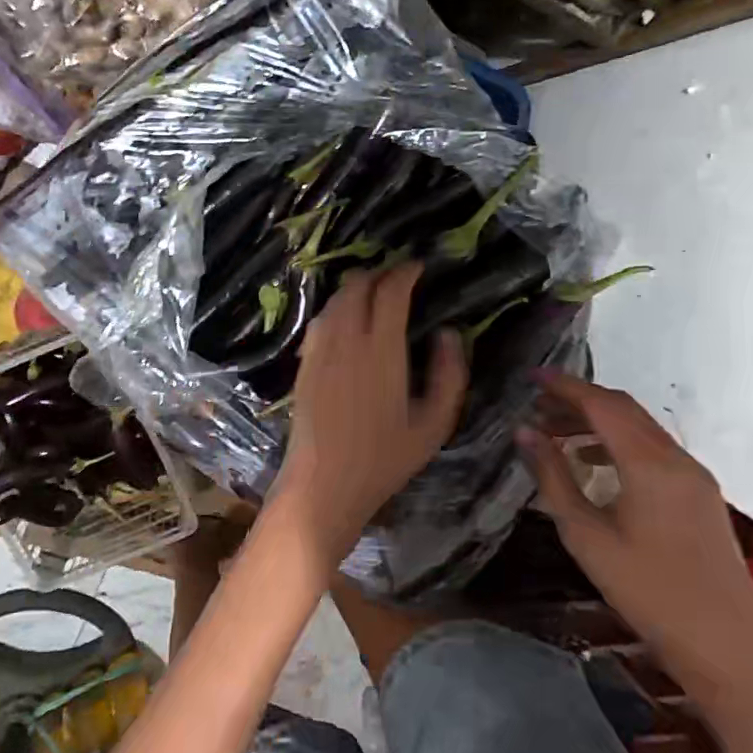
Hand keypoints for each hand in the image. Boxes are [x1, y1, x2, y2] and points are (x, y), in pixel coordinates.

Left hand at [274, 263, 467, 563]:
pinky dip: (338, 308)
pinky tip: (348, 321)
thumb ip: (449, 374)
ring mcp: (319, 350)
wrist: (323, 485)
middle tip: (398, 277)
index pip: (390, 292)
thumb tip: (449, 333)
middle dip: (379, 273)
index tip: (418, 266)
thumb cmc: (384, 459)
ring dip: (356, 287)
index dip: (405, 272)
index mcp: (382, 350)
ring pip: (335, 299)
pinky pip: (320, 320)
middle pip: (357, 285)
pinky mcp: (304, 364)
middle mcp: (346, 339)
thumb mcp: (434, 424)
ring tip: (375, 294)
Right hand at [518, 373, 752, 678]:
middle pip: (624, 409)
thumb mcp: (586, 537)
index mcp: (649, 463)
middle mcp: (677, 458)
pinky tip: (595, 464)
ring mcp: (695, 475)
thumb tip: (525, 433)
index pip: (601, 405)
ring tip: (557, 433)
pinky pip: (655, 450)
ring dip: (599, 422)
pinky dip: (621, 443)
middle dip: (579, 400)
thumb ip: (553, 478)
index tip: (532, 376)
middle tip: (538, 404)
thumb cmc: (647, 592)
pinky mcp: (702, 494)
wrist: (726, 647)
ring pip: (641, 428)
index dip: (565, 386)